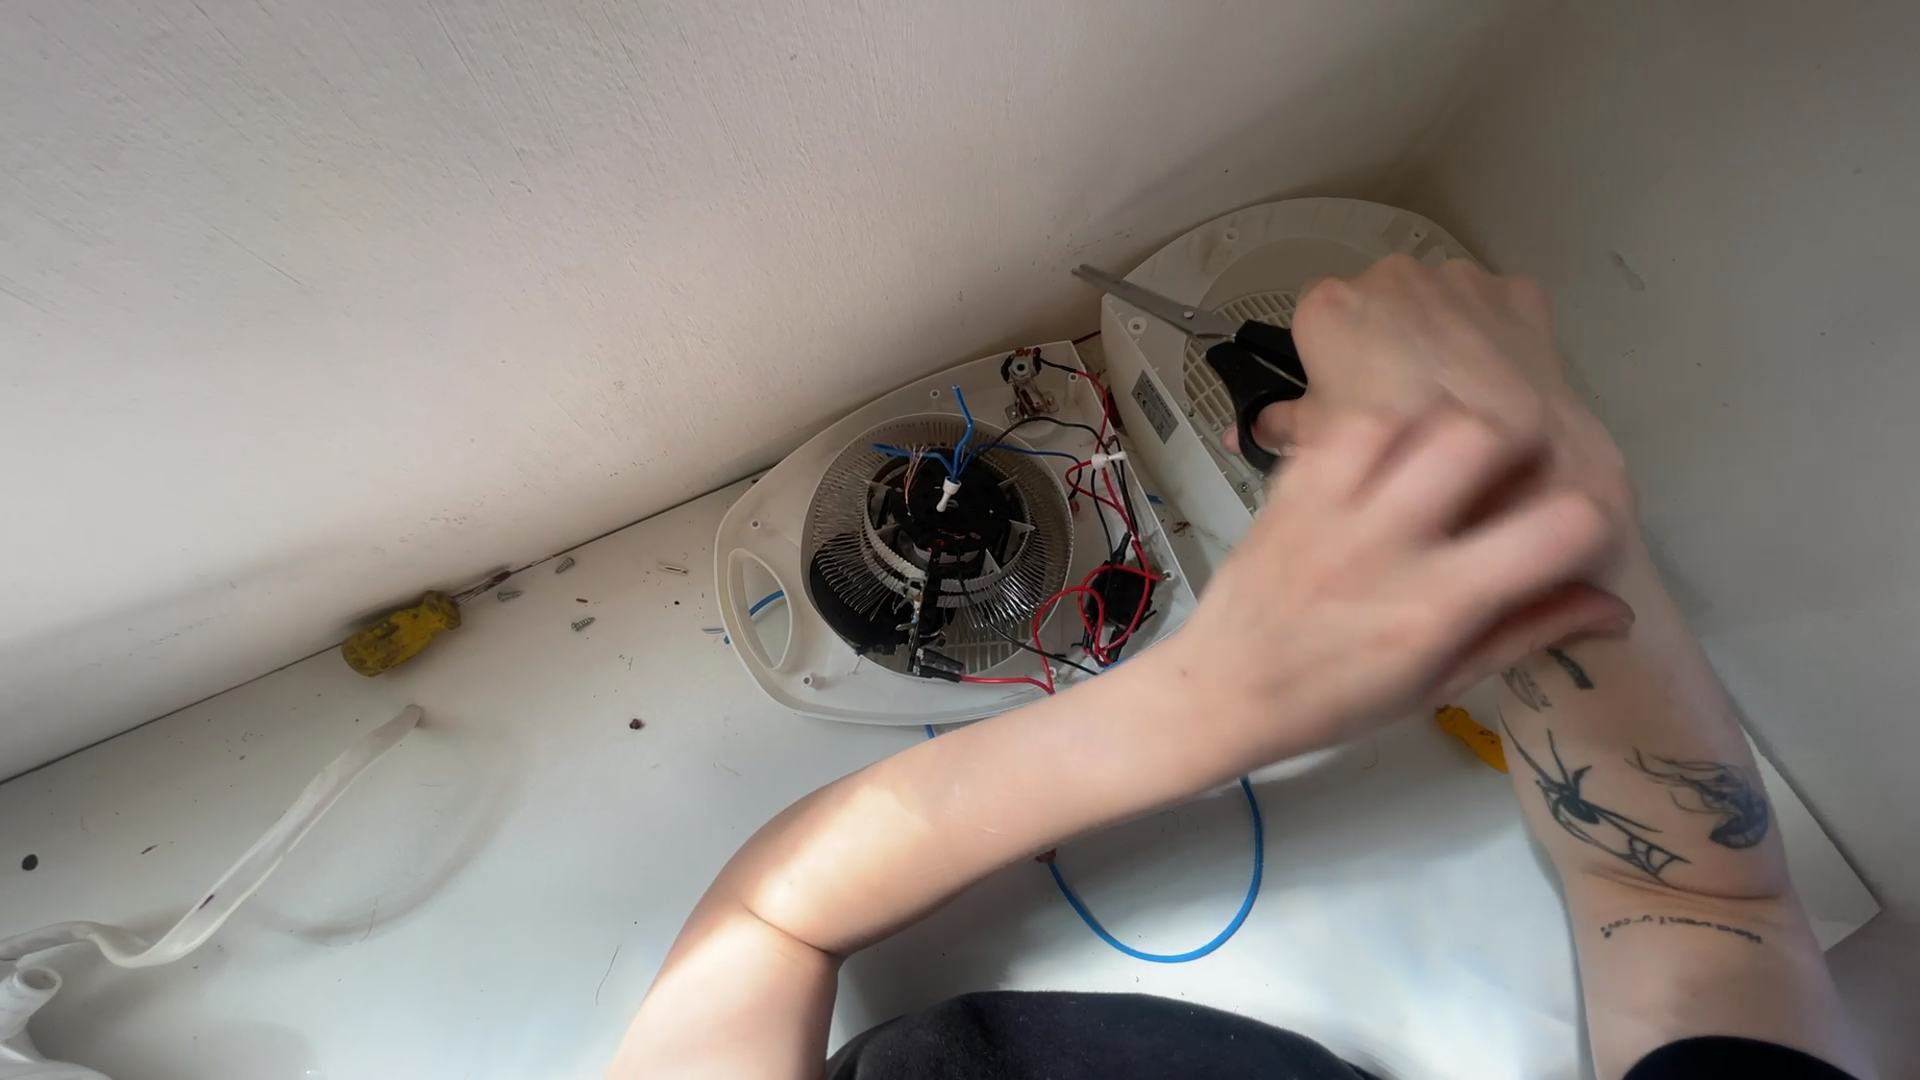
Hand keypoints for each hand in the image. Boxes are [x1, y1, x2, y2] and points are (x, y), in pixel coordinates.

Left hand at [1177, 407, 1629, 752]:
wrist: (1221, 688)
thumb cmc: (1330, 703)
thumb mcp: (1435, 686)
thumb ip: (1521, 634)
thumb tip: (1613, 604)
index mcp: (1437, 604)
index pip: (1561, 527)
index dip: (1588, 518)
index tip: (1565, 531)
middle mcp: (1386, 545)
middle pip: (1479, 438)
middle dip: (1512, 444)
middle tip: (1501, 474)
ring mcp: (1328, 512)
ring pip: (1406, 419)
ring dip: (1437, 429)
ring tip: (1434, 465)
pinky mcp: (1284, 496)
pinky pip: (1337, 432)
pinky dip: (1370, 432)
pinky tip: (1374, 466)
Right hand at [1230, 255, 1633, 548]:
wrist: (1509, 448)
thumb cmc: (1398, 439)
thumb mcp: (1317, 439)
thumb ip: (1275, 425)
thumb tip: (1249, 431)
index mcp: (1331, 306)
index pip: (1310, 316)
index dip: (1322, 352)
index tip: (1336, 384)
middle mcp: (1391, 276)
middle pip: (1373, 301)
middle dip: (1378, 338)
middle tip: (1387, 393)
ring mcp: (1457, 279)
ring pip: (1432, 301)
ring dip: (1432, 333)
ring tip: (1440, 390)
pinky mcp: (1515, 292)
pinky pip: (1489, 307)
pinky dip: (1485, 333)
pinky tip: (1483, 379)